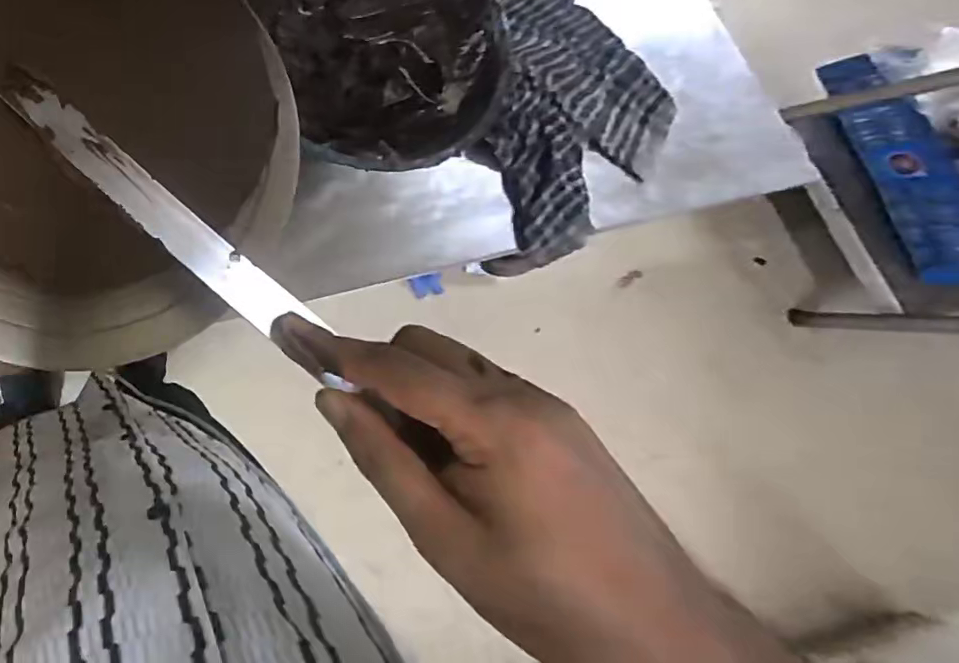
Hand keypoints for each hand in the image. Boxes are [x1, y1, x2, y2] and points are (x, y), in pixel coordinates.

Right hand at [272, 317, 795, 662]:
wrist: (672, 646)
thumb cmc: (545, 599)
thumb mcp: (443, 539)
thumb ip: (381, 458)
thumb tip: (331, 398)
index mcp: (494, 422)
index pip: (393, 367)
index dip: (333, 348)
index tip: (287, 328)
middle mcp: (520, 394)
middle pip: (420, 348)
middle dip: (376, 369)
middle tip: (360, 424)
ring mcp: (545, 404)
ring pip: (450, 361)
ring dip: (410, 384)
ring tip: (411, 452)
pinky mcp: (560, 420)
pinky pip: (479, 382)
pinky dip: (444, 397)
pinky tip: (451, 455)